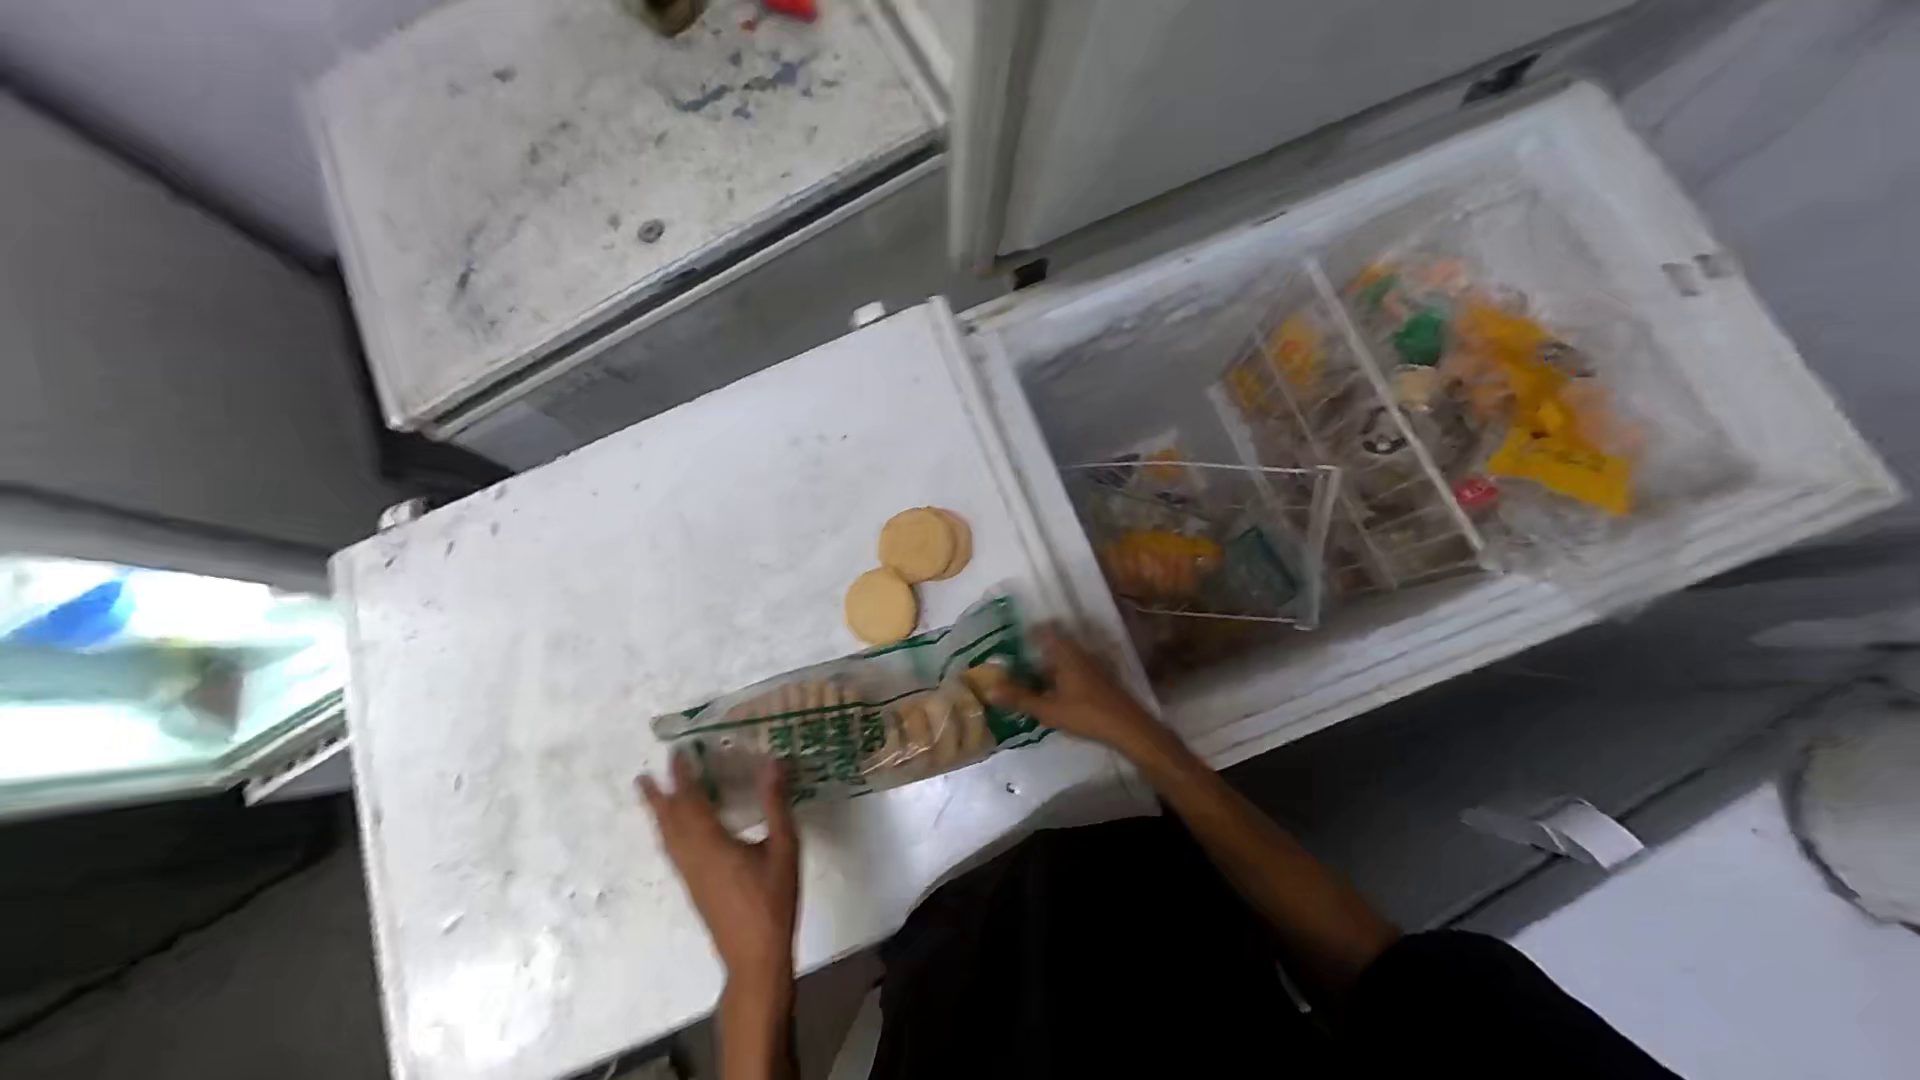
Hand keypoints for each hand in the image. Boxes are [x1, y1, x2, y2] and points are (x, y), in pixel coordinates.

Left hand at [639, 754, 798, 989]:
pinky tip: (674, 833)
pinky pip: (672, 851)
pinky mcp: (693, 888)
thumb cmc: (773, 900)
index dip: (683, 776)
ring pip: (666, 838)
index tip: (677, 752)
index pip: (691, 801)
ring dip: (657, 814)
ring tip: (649, 796)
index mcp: (712, 844)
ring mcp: (689, 876)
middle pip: (669, 821)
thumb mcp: (784, 848)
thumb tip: (771, 764)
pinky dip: (667, 832)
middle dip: (658, 795)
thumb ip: (776, 805)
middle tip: (645, 774)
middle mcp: (692, 857)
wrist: (755, 956)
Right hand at [989, 625, 1167, 755]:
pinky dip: (1064, 672)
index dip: (1030, 630)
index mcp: (1066, 653)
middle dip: (1038, 648)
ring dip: (1052, 661)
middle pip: (1057, 642)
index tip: (1015, 636)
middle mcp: (1080, 653)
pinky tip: (1057, 690)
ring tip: (1035, 675)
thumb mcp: (1048, 709)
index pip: (1046, 630)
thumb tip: (990, 690)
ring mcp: (1094, 664)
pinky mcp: (1102, 677)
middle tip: (1020, 657)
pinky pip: (1077, 666)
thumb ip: (1020, 698)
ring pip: (1068, 655)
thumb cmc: (1086, 714)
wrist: (1128, 727)